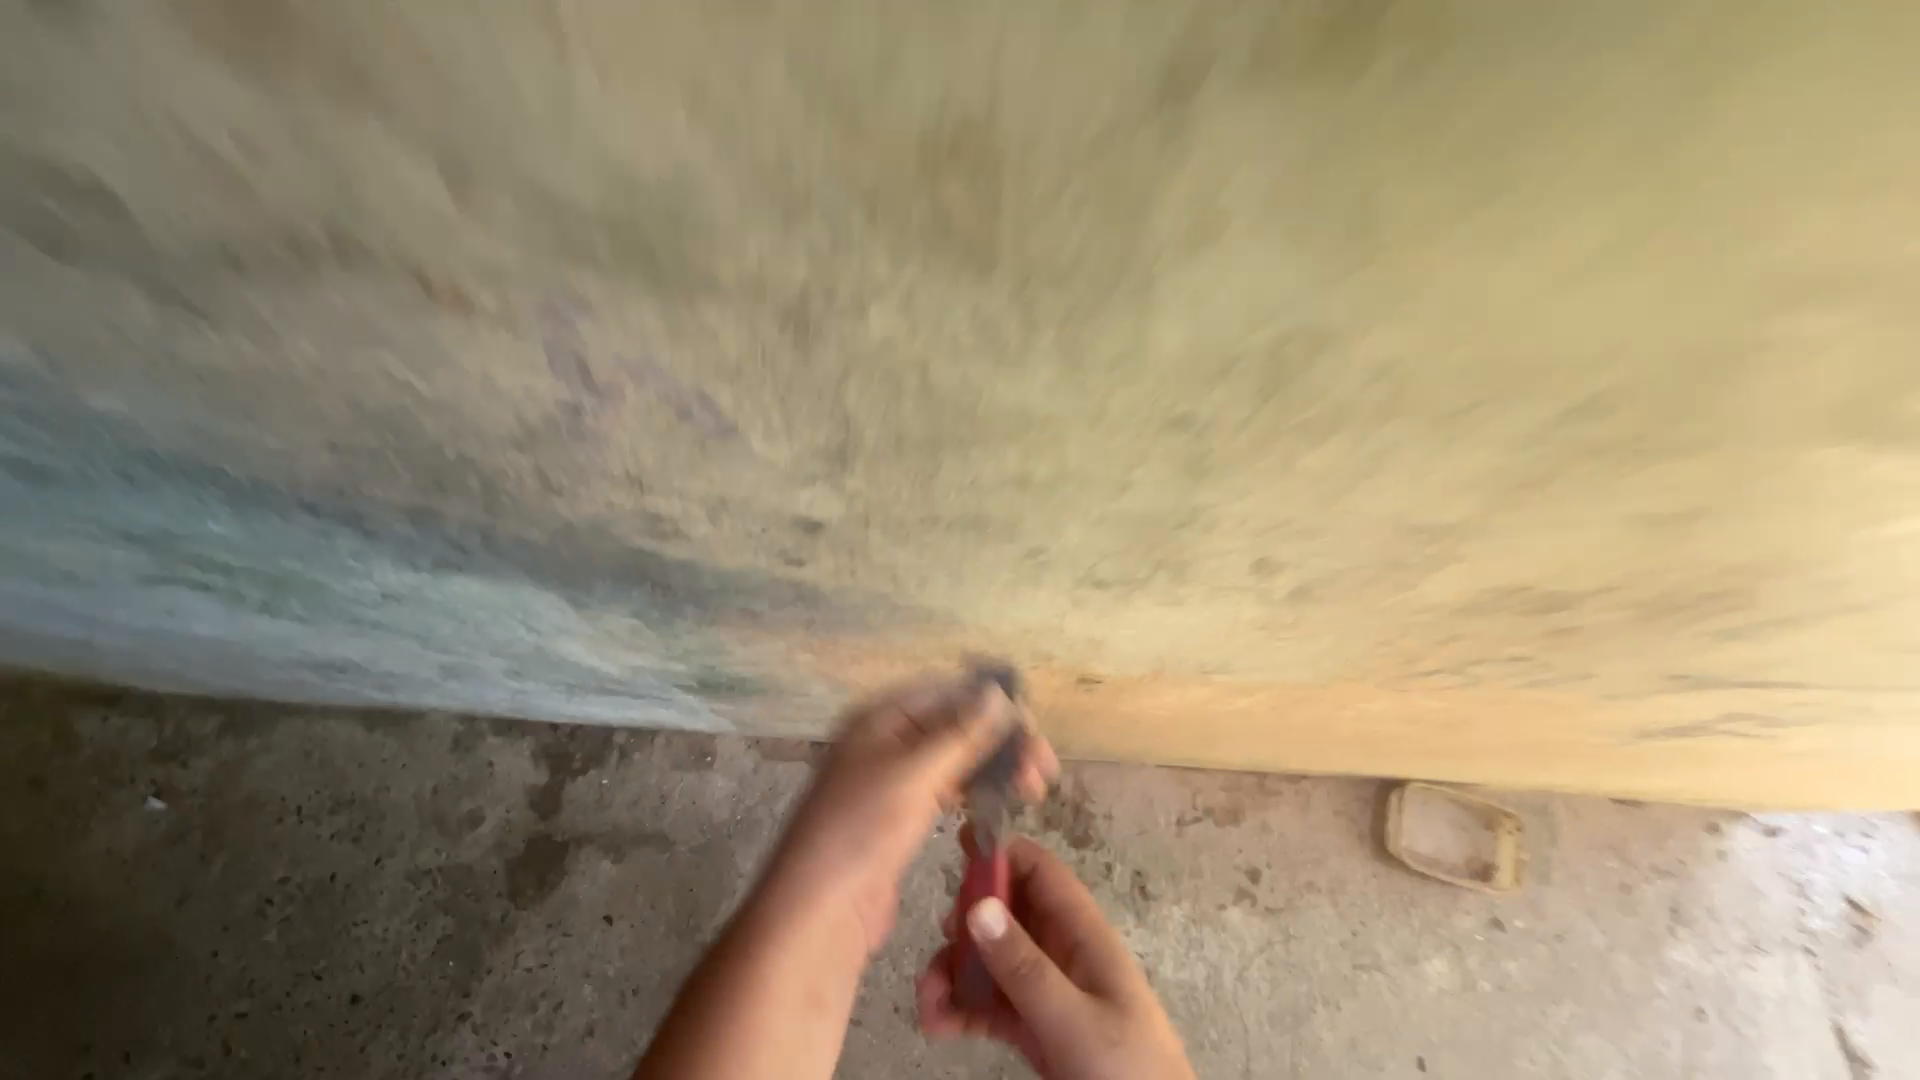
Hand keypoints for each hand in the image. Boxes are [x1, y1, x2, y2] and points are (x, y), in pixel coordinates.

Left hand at [761, 673, 1057, 956]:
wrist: (820, 912)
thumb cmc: (861, 830)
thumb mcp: (914, 773)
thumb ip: (960, 733)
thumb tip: (999, 693)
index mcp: (879, 717)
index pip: (946, 692)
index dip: (990, 703)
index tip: (1033, 725)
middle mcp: (886, 740)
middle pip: (954, 726)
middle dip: (1001, 740)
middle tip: (1044, 766)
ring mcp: (893, 780)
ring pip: (955, 760)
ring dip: (995, 767)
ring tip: (1037, 786)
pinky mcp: (902, 817)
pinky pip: (947, 790)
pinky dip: (977, 792)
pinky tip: (1005, 802)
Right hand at [918, 832, 1195, 1079]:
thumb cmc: (1128, 1069)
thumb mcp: (1075, 1020)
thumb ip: (1026, 967)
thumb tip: (978, 904)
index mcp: (1082, 933)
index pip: (1039, 871)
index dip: (1001, 855)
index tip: (956, 852)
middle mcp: (1059, 951)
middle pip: (1004, 912)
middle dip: (965, 922)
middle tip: (941, 944)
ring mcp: (1044, 988)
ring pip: (988, 959)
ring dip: (953, 971)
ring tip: (927, 1000)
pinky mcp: (1032, 1025)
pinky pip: (988, 1001)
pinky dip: (960, 1008)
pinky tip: (936, 1024)